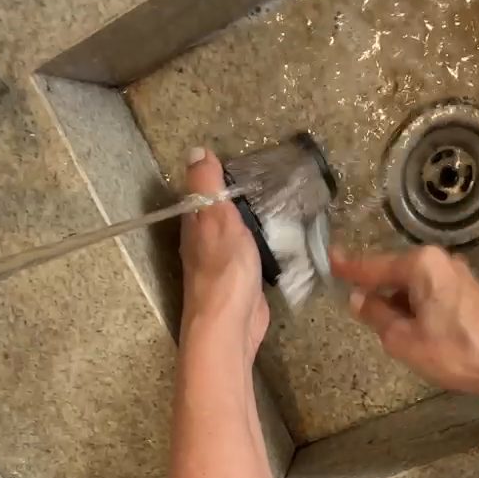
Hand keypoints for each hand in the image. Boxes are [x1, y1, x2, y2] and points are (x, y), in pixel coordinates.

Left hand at [180, 148, 268, 351]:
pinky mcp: (245, 287)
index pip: (204, 195)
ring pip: (240, 238)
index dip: (221, 179)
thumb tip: (195, 151)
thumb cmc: (223, 271)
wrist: (230, 326)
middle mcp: (206, 246)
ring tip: (283, 209)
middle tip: (275, 186)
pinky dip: (266, 250)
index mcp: (195, 227)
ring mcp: (226, 268)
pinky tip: (281, 244)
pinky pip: (255, 260)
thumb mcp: (216, 218)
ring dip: (256, 227)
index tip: (249, 166)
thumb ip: (207, 186)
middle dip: (243, 203)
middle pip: (223, 217)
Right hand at [332, 246, 478, 397]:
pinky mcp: (470, 293)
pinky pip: (431, 295)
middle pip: (395, 275)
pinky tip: (417, 333)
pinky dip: (417, 309)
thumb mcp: (404, 340)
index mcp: (420, 265)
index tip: (329, 259)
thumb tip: (357, 299)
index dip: (348, 268)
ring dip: (399, 305)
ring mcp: (458, 276)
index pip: (373, 266)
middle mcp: (440, 261)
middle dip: (377, 292)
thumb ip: (377, 316)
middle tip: (361, 315)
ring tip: (392, 334)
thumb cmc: (456, 351)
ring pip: (414, 287)